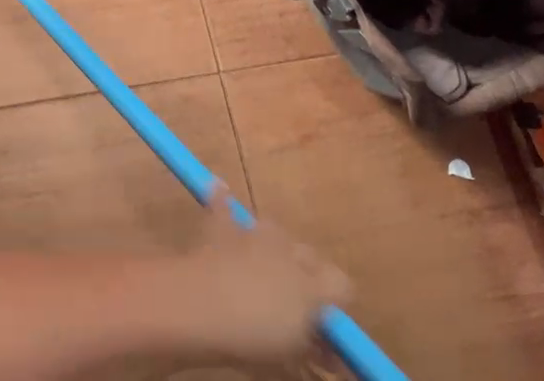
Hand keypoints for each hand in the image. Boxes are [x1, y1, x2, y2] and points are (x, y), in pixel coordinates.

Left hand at [151, 202, 352, 366]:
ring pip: (274, 231)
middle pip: (309, 257)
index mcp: (313, 287)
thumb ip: (312, 350)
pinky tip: (219, 187)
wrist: (201, 303)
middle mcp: (289, 254)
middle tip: (291, 299)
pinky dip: (221, 199)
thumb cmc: (252, 336)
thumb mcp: (291, 355)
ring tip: (263, 262)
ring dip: (272, 244)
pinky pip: (223, 205)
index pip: (342, 285)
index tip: (323, 321)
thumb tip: (328, 356)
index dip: (335, 302)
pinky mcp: (222, 227)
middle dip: (305, 274)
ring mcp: (254, 236)